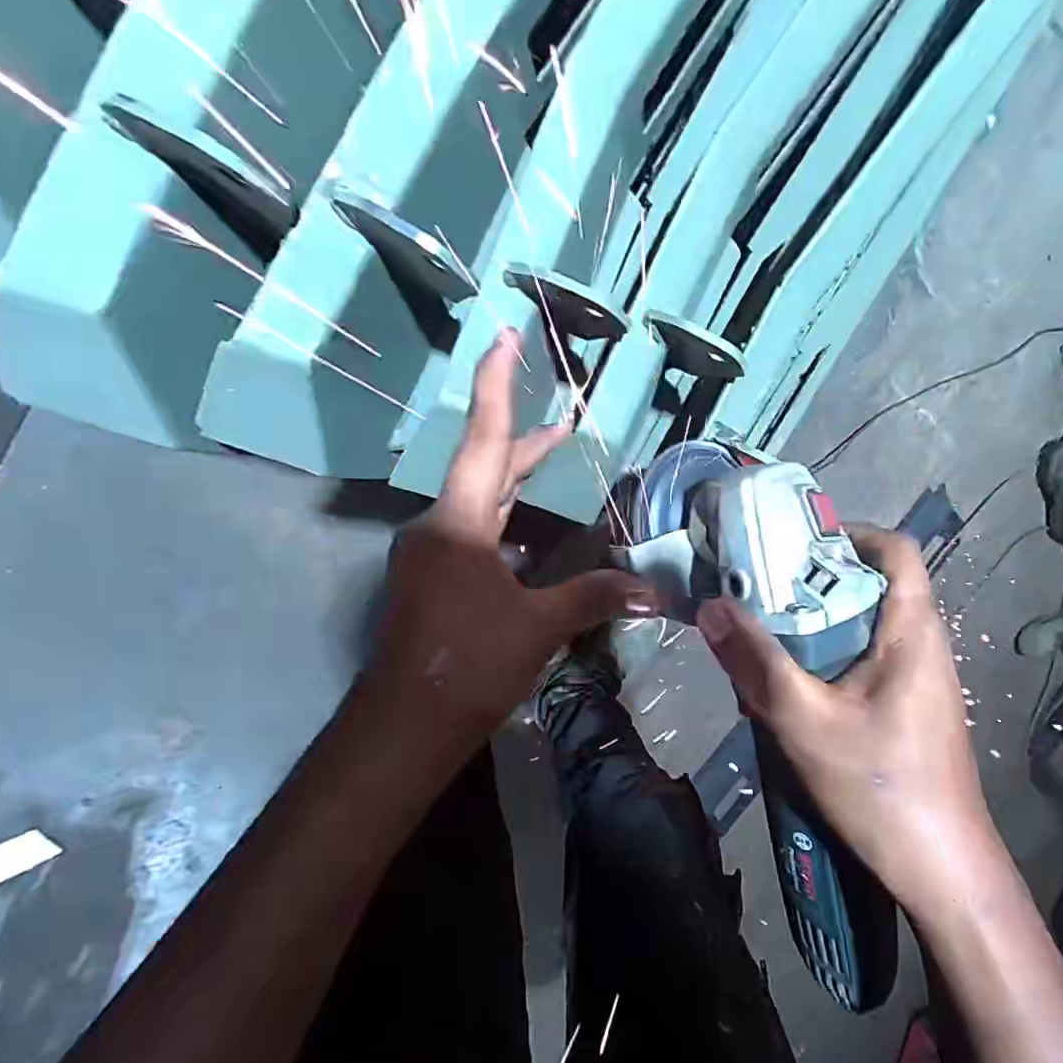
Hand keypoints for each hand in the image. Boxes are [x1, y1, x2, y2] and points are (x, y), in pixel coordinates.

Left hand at [366, 329, 657, 729]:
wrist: (406, 727)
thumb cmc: (469, 662)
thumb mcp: (540, 625)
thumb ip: (597, 596)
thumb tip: (657, 589)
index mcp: (457, 523)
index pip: (483, 440)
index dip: (496, 385)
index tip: (502, 336)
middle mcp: (438, 529)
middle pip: (486, 469)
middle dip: (526, 442)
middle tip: (565, 418)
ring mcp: (432, 557)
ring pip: (481, 504)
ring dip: (518, 484)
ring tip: (556, 466)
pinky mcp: (436, 583)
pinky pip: (476, 536)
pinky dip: (508, 525)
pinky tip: (535, 540)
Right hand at [696, 526, 996, 915]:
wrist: (942, 867)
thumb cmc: (880, 785)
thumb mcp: (805, 720)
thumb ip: (757, 662)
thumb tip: (711, 606)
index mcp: (913, 628)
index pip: (895, 549)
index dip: (848, 533)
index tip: (794, 545)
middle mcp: (926, 642)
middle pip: (873, 585)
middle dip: (816, 583)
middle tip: (763, 593)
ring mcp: (923, 678)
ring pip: (867, 627)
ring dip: (819, 628)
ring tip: (768, 641)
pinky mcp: (913, 707)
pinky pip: (869, 662)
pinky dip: (831, 661)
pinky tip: (793, 693)